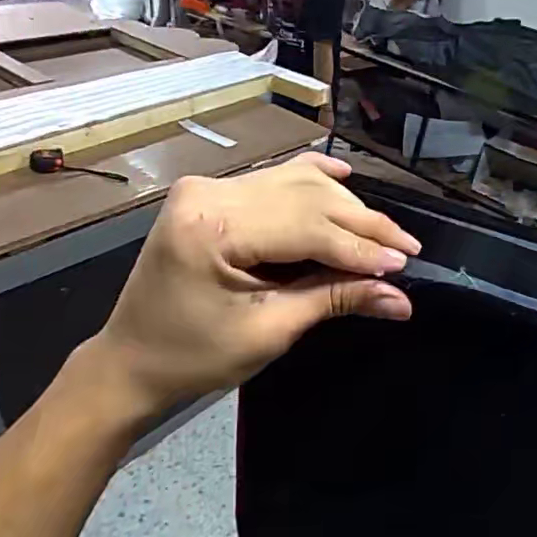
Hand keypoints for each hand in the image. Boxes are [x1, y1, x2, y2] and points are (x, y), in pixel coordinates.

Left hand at [78, 152, 417, 420]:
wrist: (131, 359)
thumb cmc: (193, 356)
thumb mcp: (268, 331)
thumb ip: (333, 300)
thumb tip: (400, 295)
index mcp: (213, 226)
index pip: (307, 225)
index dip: (360, 246)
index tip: (405, 261)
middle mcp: (209, 192)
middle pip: (305, 197)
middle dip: (360, 225)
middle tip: (405, 248)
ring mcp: (206, 188)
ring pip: (294, 183)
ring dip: (342, 207)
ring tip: (383, 234)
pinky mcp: (209, 195)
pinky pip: (271, 181)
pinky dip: (310, 182)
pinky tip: (342, 177)